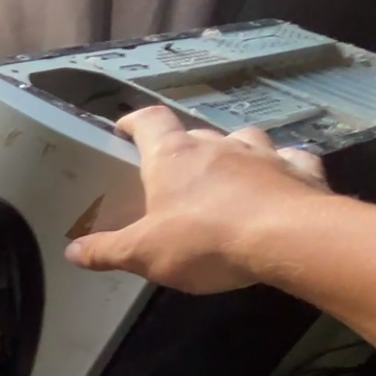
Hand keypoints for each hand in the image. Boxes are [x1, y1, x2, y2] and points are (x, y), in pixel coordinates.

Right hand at [65, 106, 331, 293]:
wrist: (291, 240)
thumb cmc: (203, 239)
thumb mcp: (141, 253)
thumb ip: (106, 250)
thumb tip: (73, 251)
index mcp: (172, 158)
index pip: (150, 122)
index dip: (135, 122)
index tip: (125, 128)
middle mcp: (217, 146)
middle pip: (194, 134)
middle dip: (182, 148)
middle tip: (172, 173)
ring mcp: (265, 155)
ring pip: (243, 139)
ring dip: (231, 151)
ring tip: (225, 174)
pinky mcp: (302, 172)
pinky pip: (289, 161)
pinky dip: (279, 168)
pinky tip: (276, 183)